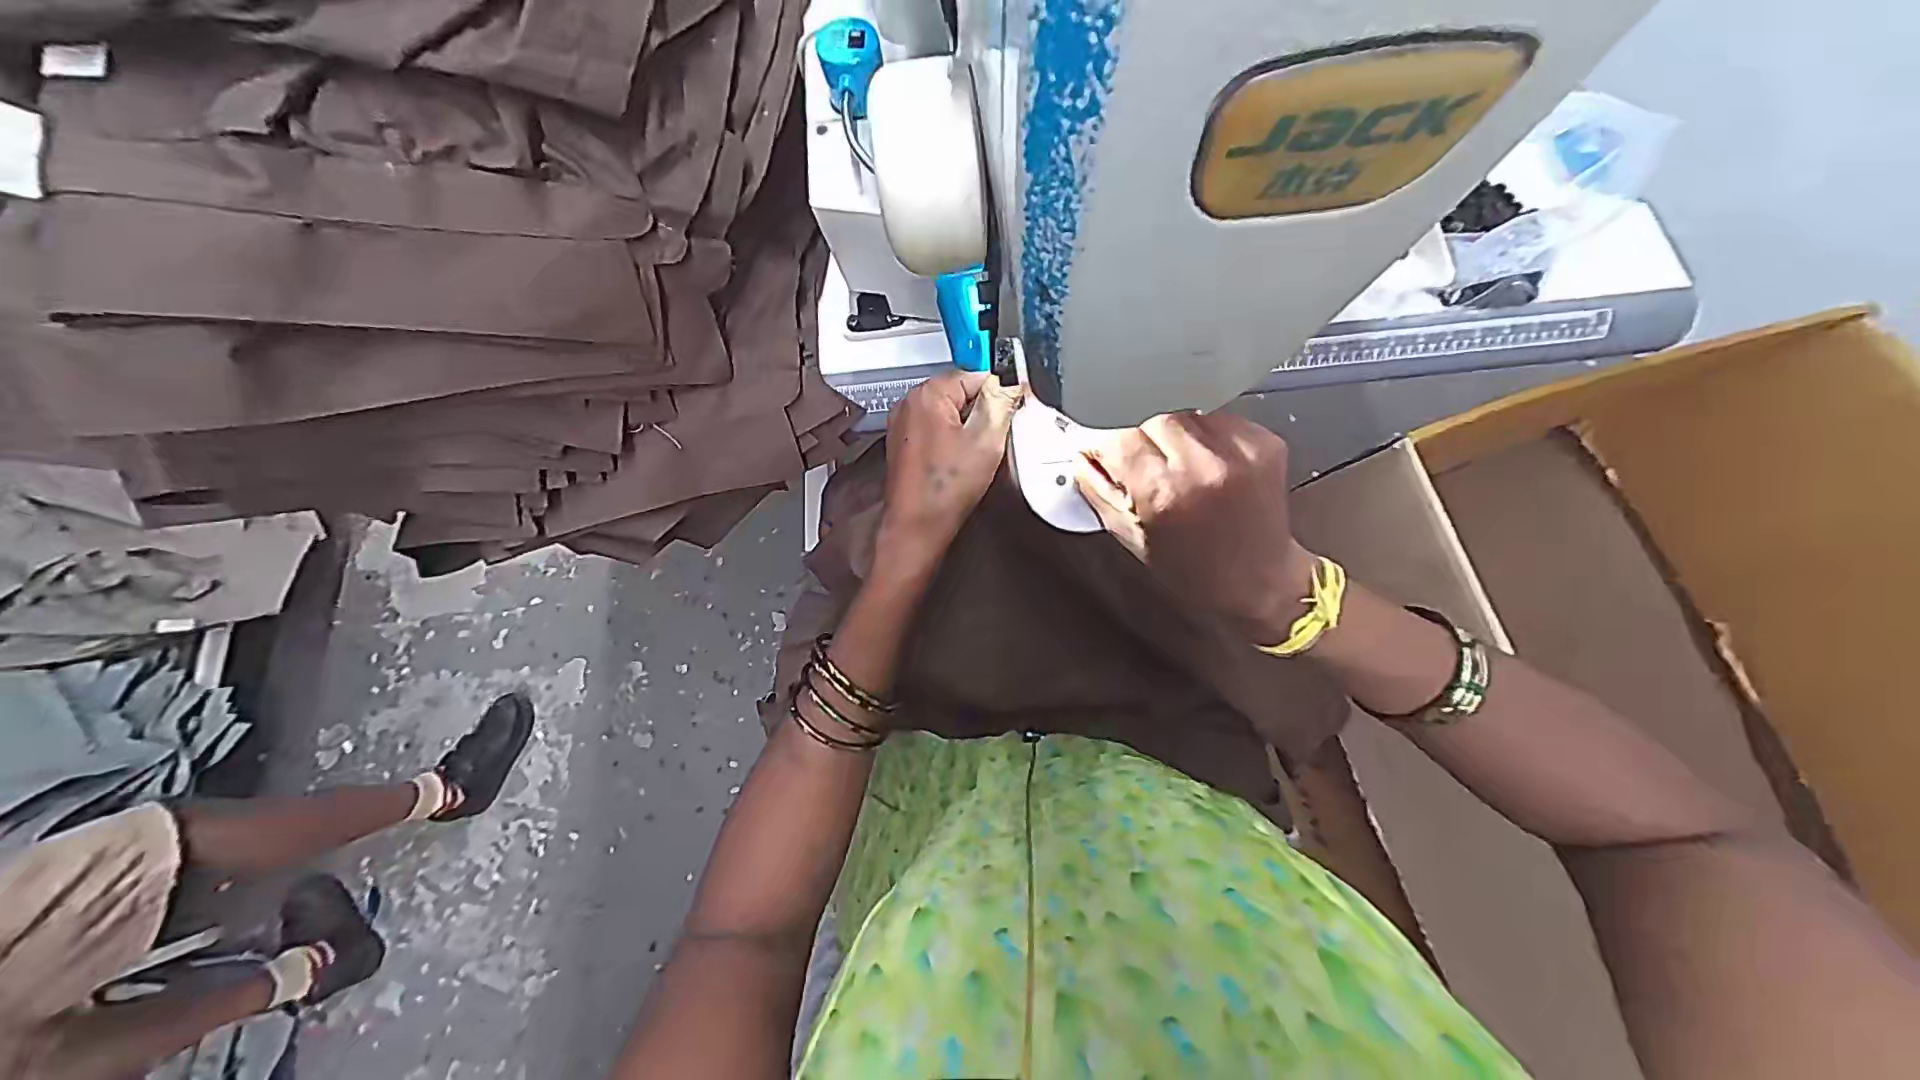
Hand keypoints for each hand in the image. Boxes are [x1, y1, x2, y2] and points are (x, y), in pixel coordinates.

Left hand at [878, 370, 1021, 569]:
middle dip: (981, 413)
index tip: (1011, 409)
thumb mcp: (986, 440)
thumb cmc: (942, 491)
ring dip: (967, 430)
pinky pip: (936, 432)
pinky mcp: (905, 446)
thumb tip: (1010, 380)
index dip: (998, 392)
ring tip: (972, 457)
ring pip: (949, 414)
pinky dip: (952, 443)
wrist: (916, 527)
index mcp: (926, 395)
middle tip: (991, 441)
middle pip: (960, 393)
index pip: (974, 374)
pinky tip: (958, 464)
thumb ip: (1000, 401)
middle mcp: (909, 405)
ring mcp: (903, 426)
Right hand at [1075, 411, 1314, 642]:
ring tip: (1184, 472)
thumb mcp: (1130, 536)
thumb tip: (1083, 456)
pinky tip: (1210, 467)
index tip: (1108, 457)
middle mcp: (1203, 469)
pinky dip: (1208, 438)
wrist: (1256, 580)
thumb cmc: (1193, 569)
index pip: (1120, 441)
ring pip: (1186, 417)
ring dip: (1177, 439)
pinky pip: (1220, 420)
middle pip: (1153, 423)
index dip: (1110, 450)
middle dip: (1145, 444)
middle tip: (1151, 473)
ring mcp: (1239, 454)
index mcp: (1163, 495)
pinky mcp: (1265, 444)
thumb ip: (1100, 490)